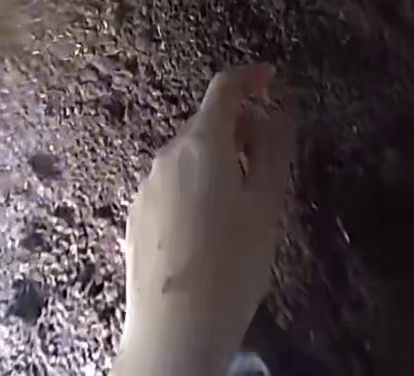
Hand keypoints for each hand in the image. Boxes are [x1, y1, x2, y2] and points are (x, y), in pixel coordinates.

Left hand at [116, 66, 295, 375]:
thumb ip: (274, 148)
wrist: (172, 337)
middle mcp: (168, 153)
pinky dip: (195, 185)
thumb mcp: (266, 205)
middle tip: (265, 165)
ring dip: (217, 161)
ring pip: (190, 155)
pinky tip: (206, 231)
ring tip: (237, 208)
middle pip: (208, 123)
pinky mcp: (136, 213)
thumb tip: (277, 111)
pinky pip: (172, 182)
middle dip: (239, 131)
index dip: (250, 77)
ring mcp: (147, 184)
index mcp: (202, 143)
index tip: (271, 78)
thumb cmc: (231, 266)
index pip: (224, 88)